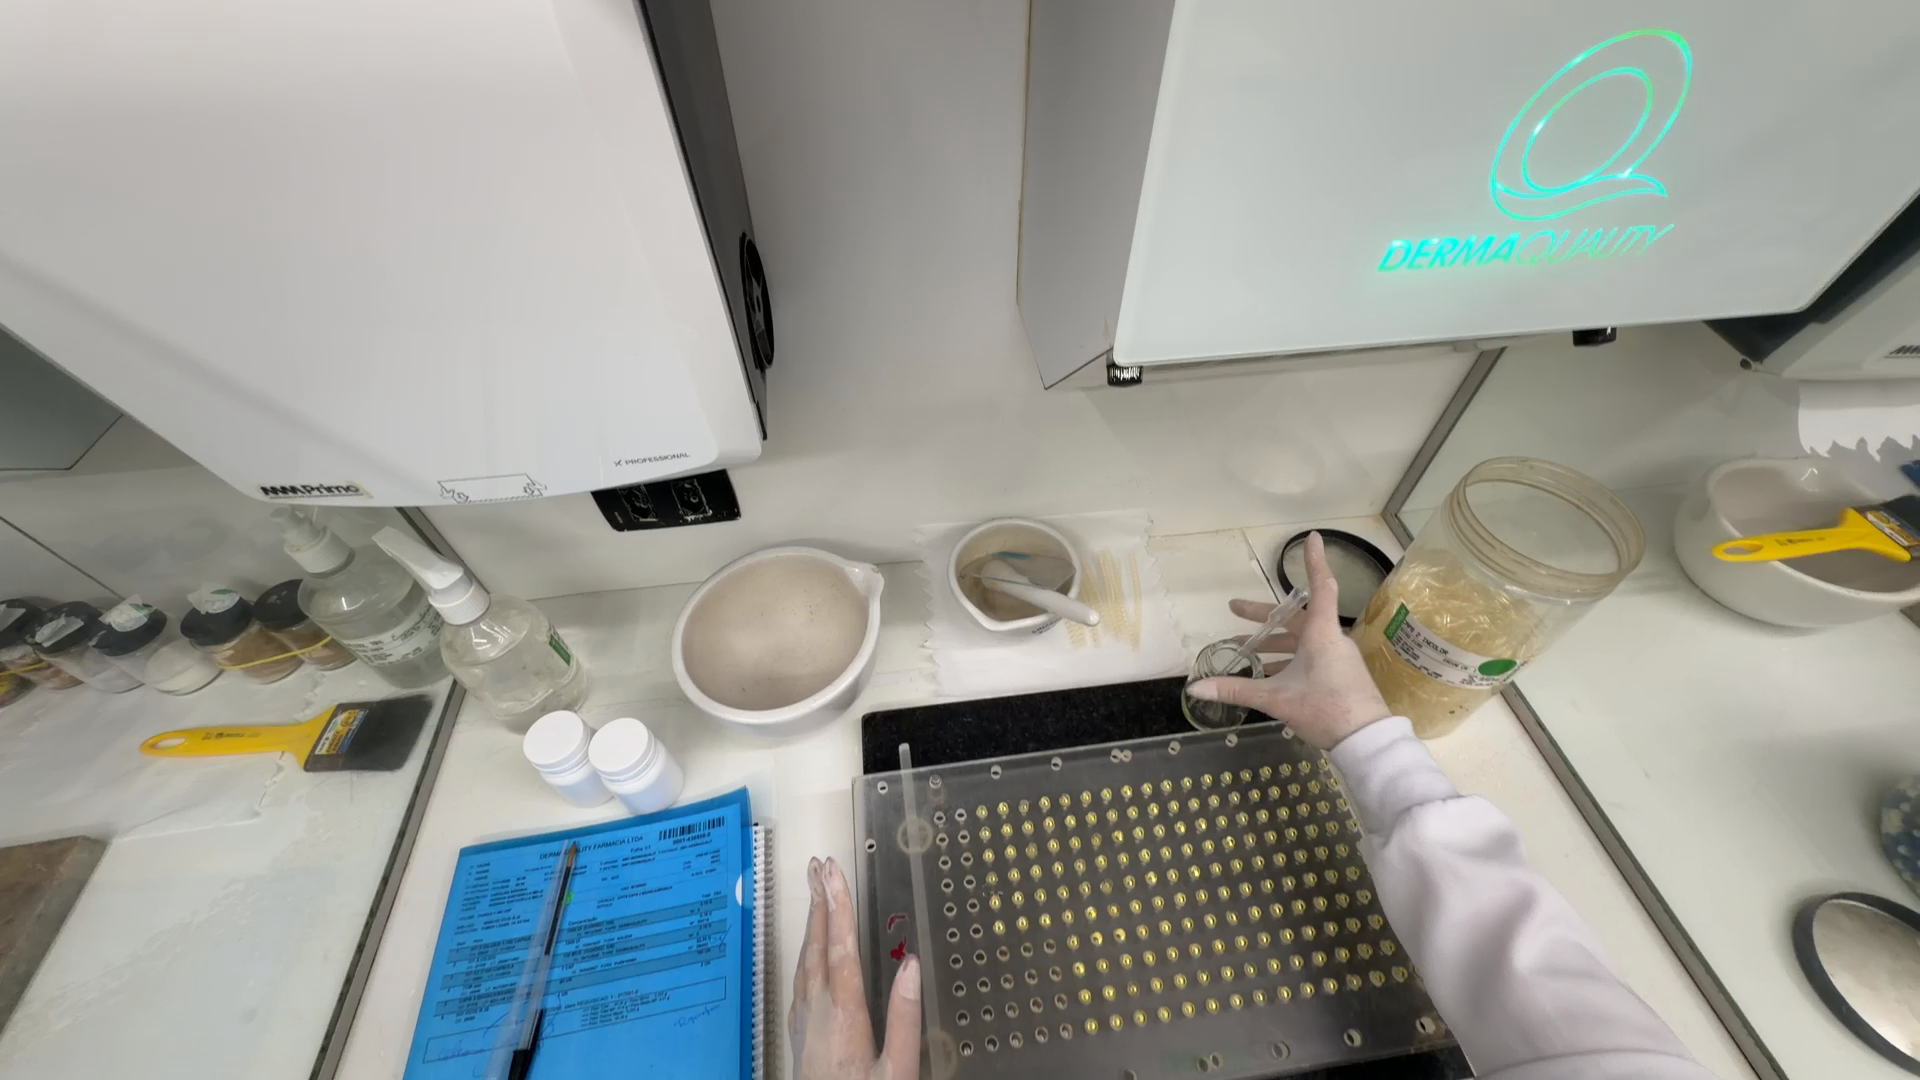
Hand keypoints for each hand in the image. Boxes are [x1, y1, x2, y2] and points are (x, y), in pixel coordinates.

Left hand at [790, 857, 920, 1079]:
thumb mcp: (897, 1071)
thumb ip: (905, 1018)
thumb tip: (912, 964)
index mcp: (844, 1012)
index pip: (840, 945)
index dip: (838, 903)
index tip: (832, 869)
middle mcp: (817, 1009)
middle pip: (817, 944)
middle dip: (819, 900)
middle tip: (816, 863)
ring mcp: (804, 1022)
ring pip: (805, 958)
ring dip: (811, 921)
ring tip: (815, 890)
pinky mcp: (799, 1035)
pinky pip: (800, 977)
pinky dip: (807, 950)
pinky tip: (810, 949)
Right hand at [1187, 532, 1392, 749]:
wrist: (1367, 742)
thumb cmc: (1326, 709)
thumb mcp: (1276, 699)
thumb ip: (1235, 690)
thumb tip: (1196, 688)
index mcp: (1320, 634)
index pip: (1319, 587)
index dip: (1313, 561)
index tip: (1312, 537)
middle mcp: (1330, 640)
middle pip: (1294, 618)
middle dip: (1263, 615)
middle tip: (1234, 609)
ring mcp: (1336, 658)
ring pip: (1300, 640)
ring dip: (1272, 642)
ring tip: (1243, 651)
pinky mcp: (1339, 676)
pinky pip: (1308, 657)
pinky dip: (1286, 659)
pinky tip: (1267, 675)